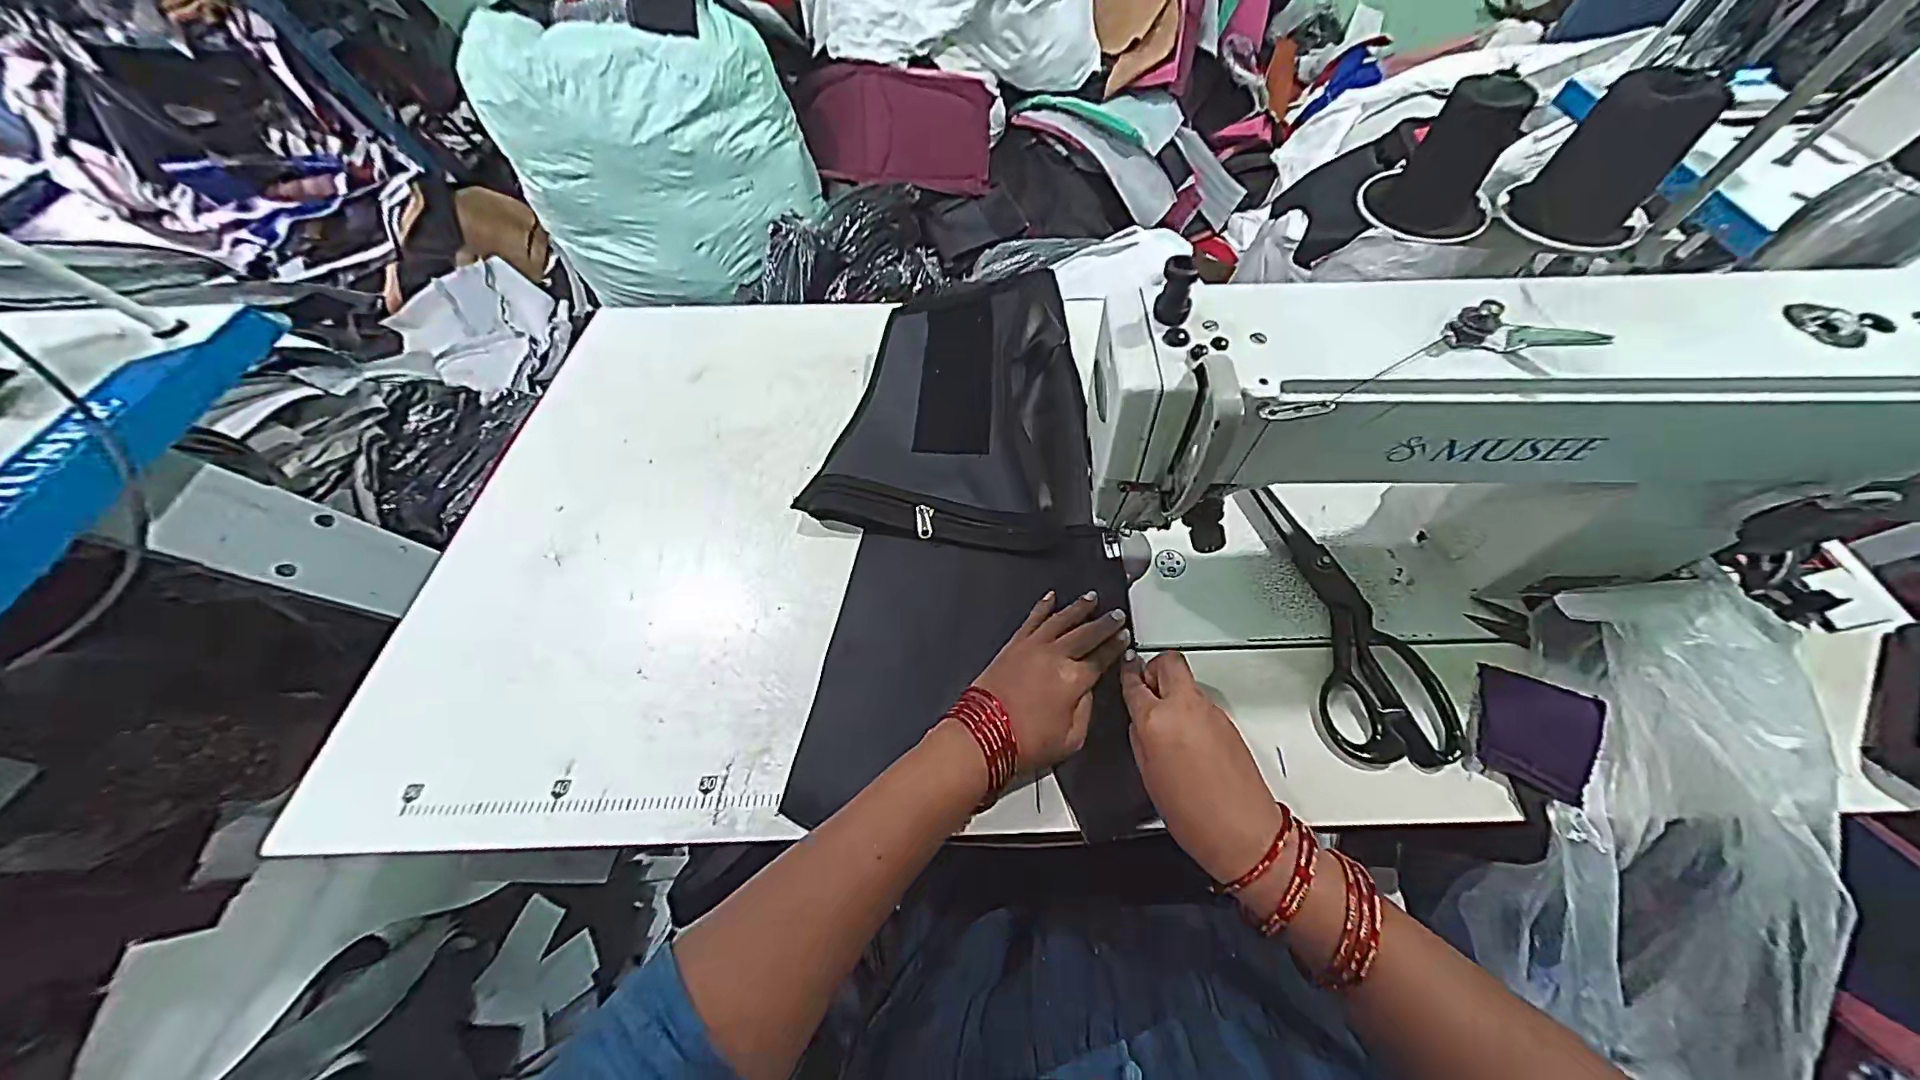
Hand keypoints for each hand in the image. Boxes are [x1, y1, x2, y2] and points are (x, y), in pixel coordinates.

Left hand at [972, 591, 1131, 770]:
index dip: (1115, 645)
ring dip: (1079, 608)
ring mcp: (1032, 647)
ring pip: (1061, 619)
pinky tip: (1050, 598)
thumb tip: (1087, 693)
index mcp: (1074, 680)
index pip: (1102, 656)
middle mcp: (1055, 657)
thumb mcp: (1072, 739)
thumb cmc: (1024, 742)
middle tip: (1115, 615)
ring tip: (1090, 598)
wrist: (983, 735)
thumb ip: (1085, 710)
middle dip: (1104, 623)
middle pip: (1086, 632)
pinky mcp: (1013, 646)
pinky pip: (1032, 619)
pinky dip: (1043, 606)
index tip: (1123, 637)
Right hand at [1122, 651, 1285, 883]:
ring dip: (1173, 691)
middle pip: (1168, 662)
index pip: (1135, 682)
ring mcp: (1211, 713)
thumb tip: (1138, 724)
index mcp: (1156, 721)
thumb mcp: (1148, 776)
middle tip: (1147, 685)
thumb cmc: (1196, 816)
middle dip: (1154, 668)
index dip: (1128, 674)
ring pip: (1186, 682)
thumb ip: (1139, 740)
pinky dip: (1190, 711)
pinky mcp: (1228, 723)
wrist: (1244, 833)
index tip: (1126, 671)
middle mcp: (1185, 708)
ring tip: (1167, 721)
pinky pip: (1202, 703)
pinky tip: (1187, 738)